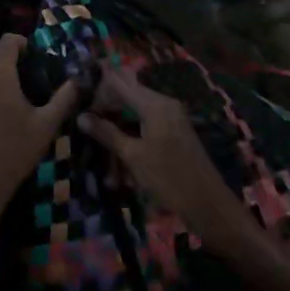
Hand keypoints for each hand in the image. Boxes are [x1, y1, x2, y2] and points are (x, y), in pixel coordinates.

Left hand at [0, 35, 78, 211]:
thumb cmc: (18, 148)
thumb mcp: (47, 124)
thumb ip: (64, 98)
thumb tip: (79, 80)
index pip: (8, 40)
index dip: (25, 43)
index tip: (39, 59)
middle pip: (0, 58)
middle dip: (19, 66)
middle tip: (38, 85)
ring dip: (6, 80)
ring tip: (24, 101)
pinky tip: (6, 114)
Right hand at [77, 65, 253, 246]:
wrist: (211, 209)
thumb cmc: (170, 179)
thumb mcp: (133, 156)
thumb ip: (106, 133)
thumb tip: (81, 116)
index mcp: (155, 104)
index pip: (117, 81)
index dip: (96, 90)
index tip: (78, 105)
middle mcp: (163, 104)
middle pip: (125, 96)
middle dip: (105, 112)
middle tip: (86, 131)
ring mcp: (170, 118)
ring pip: (132, 114)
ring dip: (116, 132)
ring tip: (104, 160)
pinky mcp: (173, 133)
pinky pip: (144, 127)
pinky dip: (130, 140)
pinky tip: (119, 165)